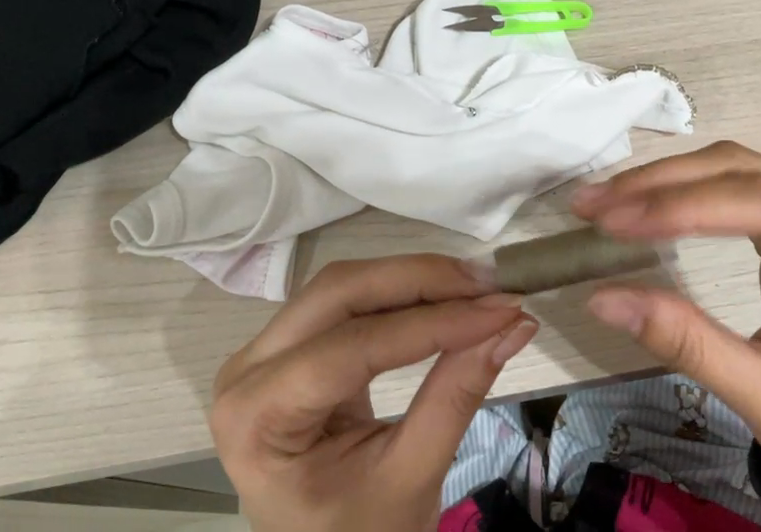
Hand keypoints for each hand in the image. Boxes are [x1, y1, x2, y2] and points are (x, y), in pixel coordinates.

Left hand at [209, 254, 538, 531]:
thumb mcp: (410, 479)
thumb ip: (456, 396)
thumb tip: (513, 325)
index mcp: (258, 418)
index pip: (350, 347)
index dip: (430, 321)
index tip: (500, 307)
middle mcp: (247, 369)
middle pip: (338, 294)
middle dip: (420, 281)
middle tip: (489, 283)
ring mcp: (264, 352)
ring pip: (343, 286)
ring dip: (414, 280)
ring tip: (476, 287)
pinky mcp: (290, 344)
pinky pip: (346, 301)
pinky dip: (400, 294)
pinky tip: (444, 295)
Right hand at [572, 142, 760, 531]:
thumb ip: (688, 342)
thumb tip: (600, 299)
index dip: (681, 206)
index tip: (612, 221)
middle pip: (743, 171)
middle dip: (662, 185)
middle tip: (591, 205)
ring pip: (733, 169)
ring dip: (665, 183)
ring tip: (603, 203)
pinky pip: (733, 191)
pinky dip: (681, 196)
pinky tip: (641, 208)